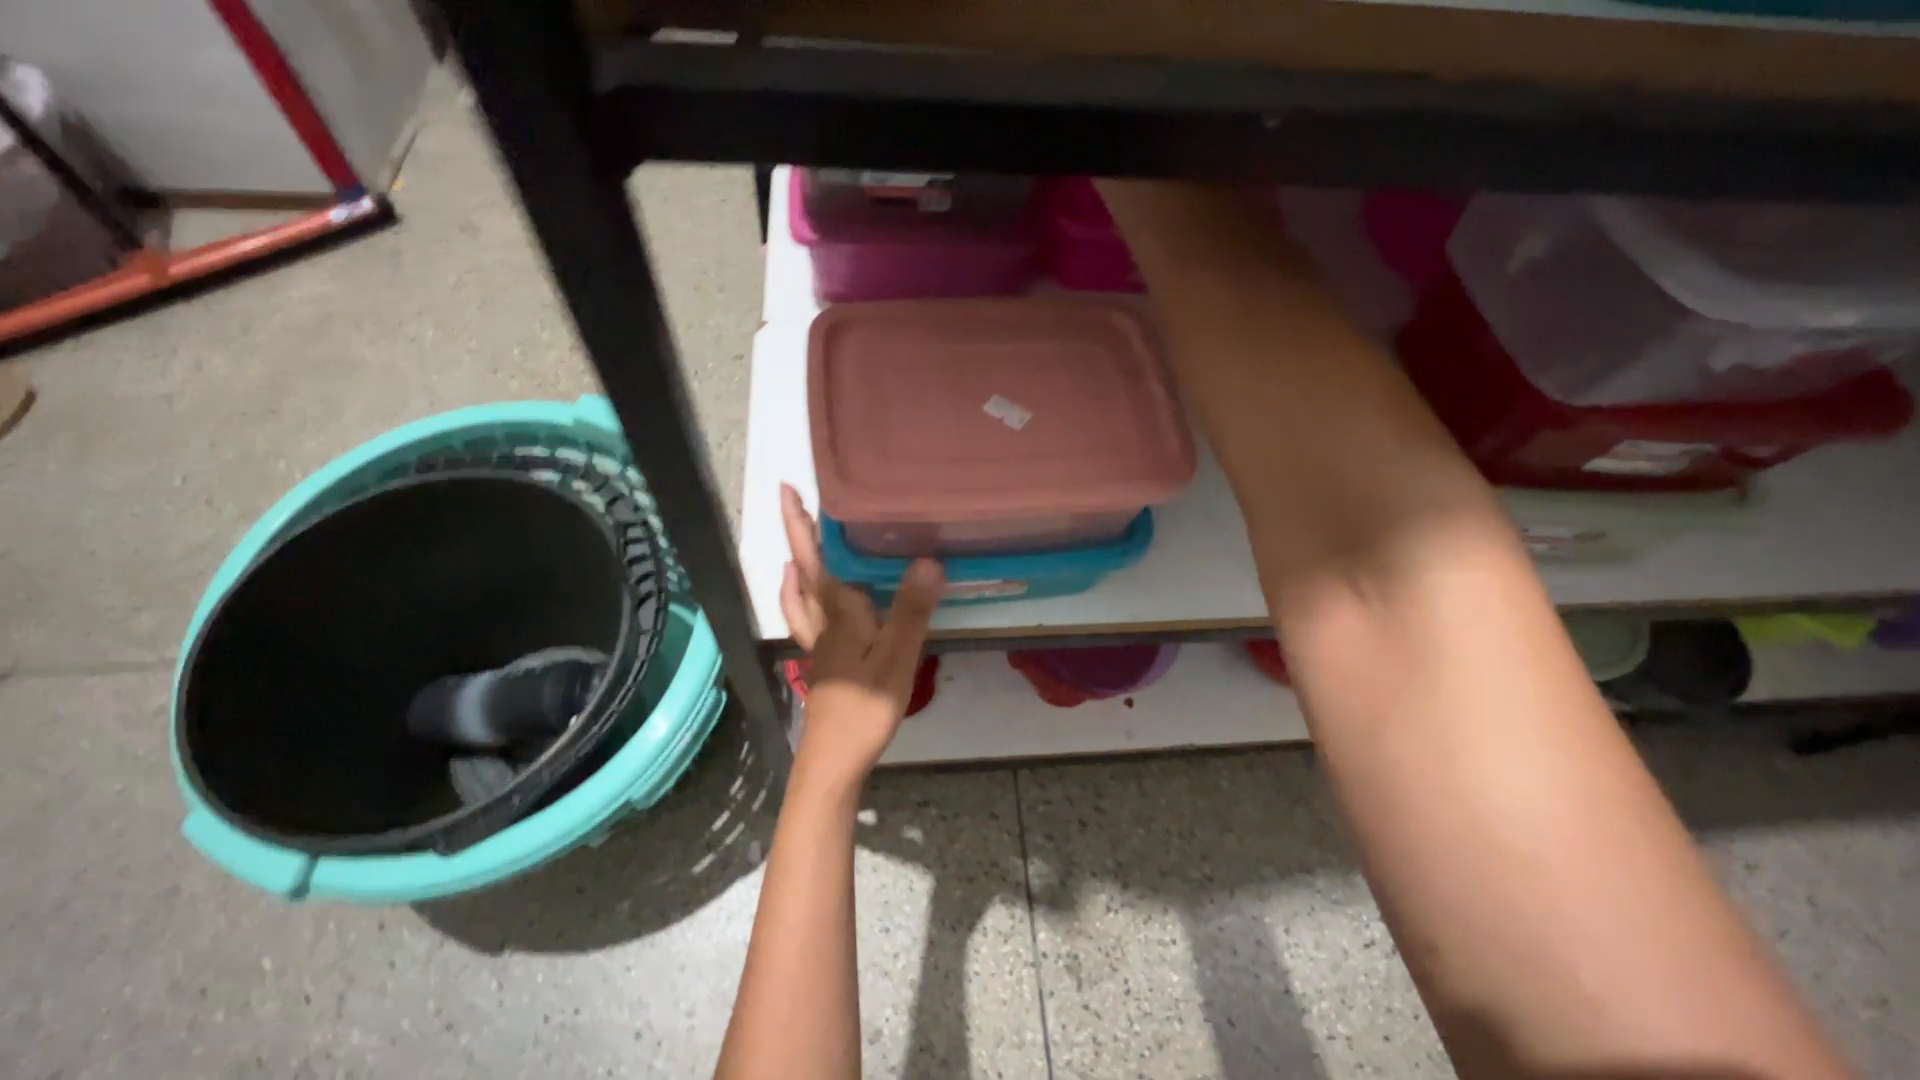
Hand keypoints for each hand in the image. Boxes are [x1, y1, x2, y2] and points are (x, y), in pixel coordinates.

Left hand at [780, 484, 944, 791]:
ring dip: (798, 567)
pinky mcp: (824, 662)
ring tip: (798, 550)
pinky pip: (808, 619)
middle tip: (797, 504)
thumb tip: (928, 559)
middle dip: (799, 537)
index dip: (800, 524)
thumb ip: (911, 610)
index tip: (787, 488)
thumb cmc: (864, 706)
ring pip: (801, 596)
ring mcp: (819, 643)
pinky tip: (815, 607)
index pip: (813, 558)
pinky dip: (803, 601)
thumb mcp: (896, 656)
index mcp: (837, 612)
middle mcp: (822, 621)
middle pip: (803, 570)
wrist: (834, 758)